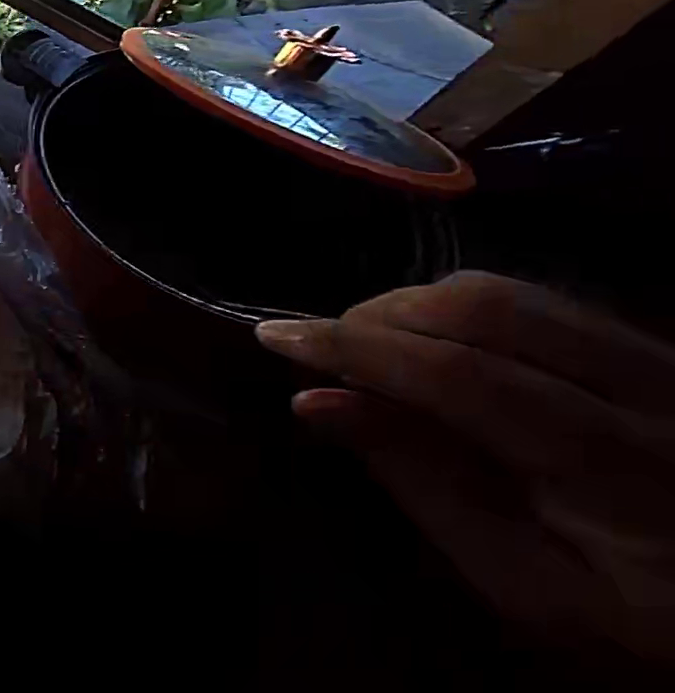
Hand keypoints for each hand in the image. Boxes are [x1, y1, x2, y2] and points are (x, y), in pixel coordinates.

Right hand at [256, 272, 674, 664]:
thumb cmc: (638, 617)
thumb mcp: (527, 585)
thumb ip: (422, 486)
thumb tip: (312, 402)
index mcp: (622, 471)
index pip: (461, 377)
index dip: (354, 347)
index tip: (272, 336)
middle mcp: (656, 396)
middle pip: (485, 309)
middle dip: (377, 315)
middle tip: (326, 347)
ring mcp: (666, 364)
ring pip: (507, 292)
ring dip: (410, 306)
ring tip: (374, 347)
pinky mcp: (658, 350)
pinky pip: (535, 300)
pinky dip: (456, 310)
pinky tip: (432, 346)